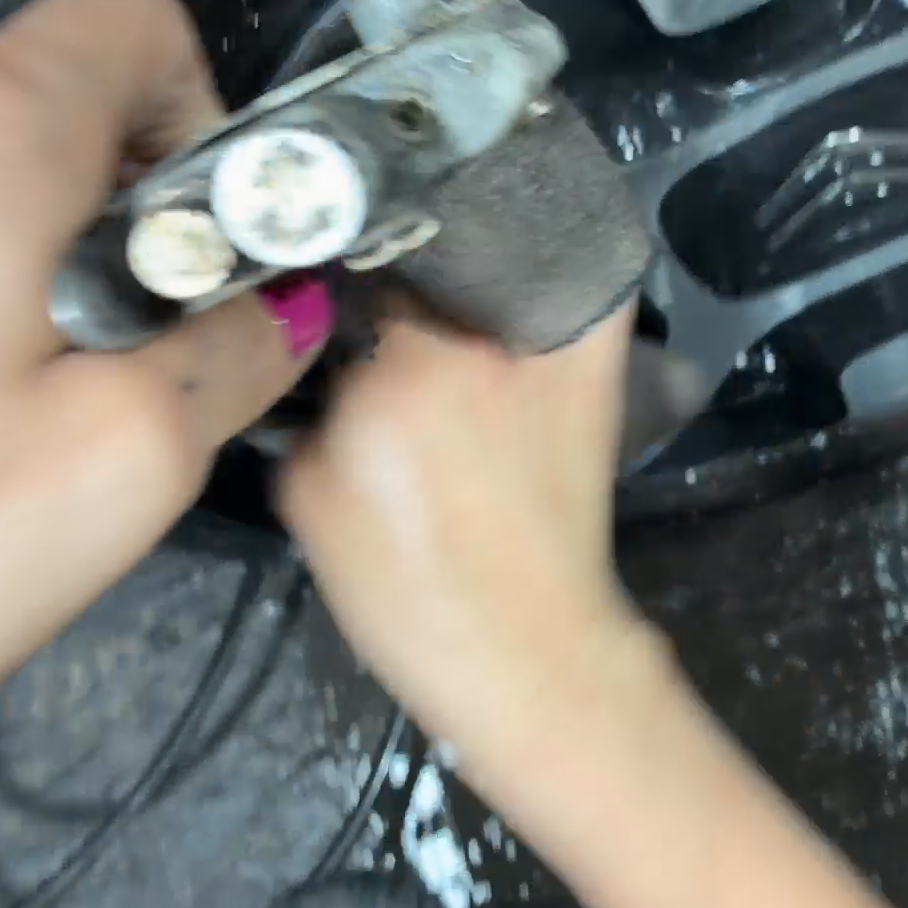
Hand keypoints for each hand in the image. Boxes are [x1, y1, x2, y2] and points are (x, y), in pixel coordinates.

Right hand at [280, 300, 654, 757]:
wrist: (525, 645)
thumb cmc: (407, 592)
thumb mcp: (311, 498)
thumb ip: (311, 405)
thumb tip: (328, 349)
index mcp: (397, 376)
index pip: (358, 281)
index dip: (348, 287)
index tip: (348, 301)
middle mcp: (476, 345)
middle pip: (425, 268)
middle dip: (404, 280)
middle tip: (399, 294)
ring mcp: (548, 349)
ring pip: (494, 263)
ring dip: (468, 267)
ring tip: (455, 278)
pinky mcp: (596, 366)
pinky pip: (580, 288)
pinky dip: (556, 263)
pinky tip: (530, 263)